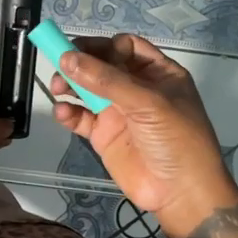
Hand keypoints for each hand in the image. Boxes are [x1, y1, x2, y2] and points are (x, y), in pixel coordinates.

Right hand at [50, 34, 237, 224]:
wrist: (181, 192)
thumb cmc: (176, 139)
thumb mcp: (147, 103)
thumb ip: (106, 80)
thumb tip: (66, 58)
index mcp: (158, 73)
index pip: (125, 47)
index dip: (103, 46)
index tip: (79, 50)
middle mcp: (136, 88)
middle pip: (101, 65)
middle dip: (80, 63)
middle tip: (59, 64)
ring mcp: (119, 112)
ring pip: (87, 89)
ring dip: (69, 85)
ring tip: (56, 88)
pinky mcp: (104, 135)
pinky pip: (81, 118)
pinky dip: (68, 113)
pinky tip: (62, 113)